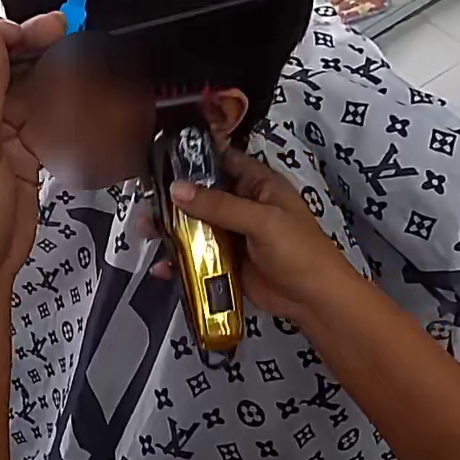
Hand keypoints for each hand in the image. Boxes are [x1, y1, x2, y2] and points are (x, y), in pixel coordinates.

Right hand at [164, 149, 364, 323]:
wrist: (314, 300)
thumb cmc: (299, 252)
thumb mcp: (262, 222)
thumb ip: (220, 205)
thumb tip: (176, 189)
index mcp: (259, 186)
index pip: (223, 161)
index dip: (195, 158)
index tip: (162, 158)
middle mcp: (243, 206)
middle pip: (202, 196)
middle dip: (174, 199)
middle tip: (145, 202)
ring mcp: (233, 235)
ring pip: (195, 226)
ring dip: (171, 229)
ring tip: (145, 231)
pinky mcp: (226, 262)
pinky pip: (197, 256)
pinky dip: (179, 261)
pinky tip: (163, 267)